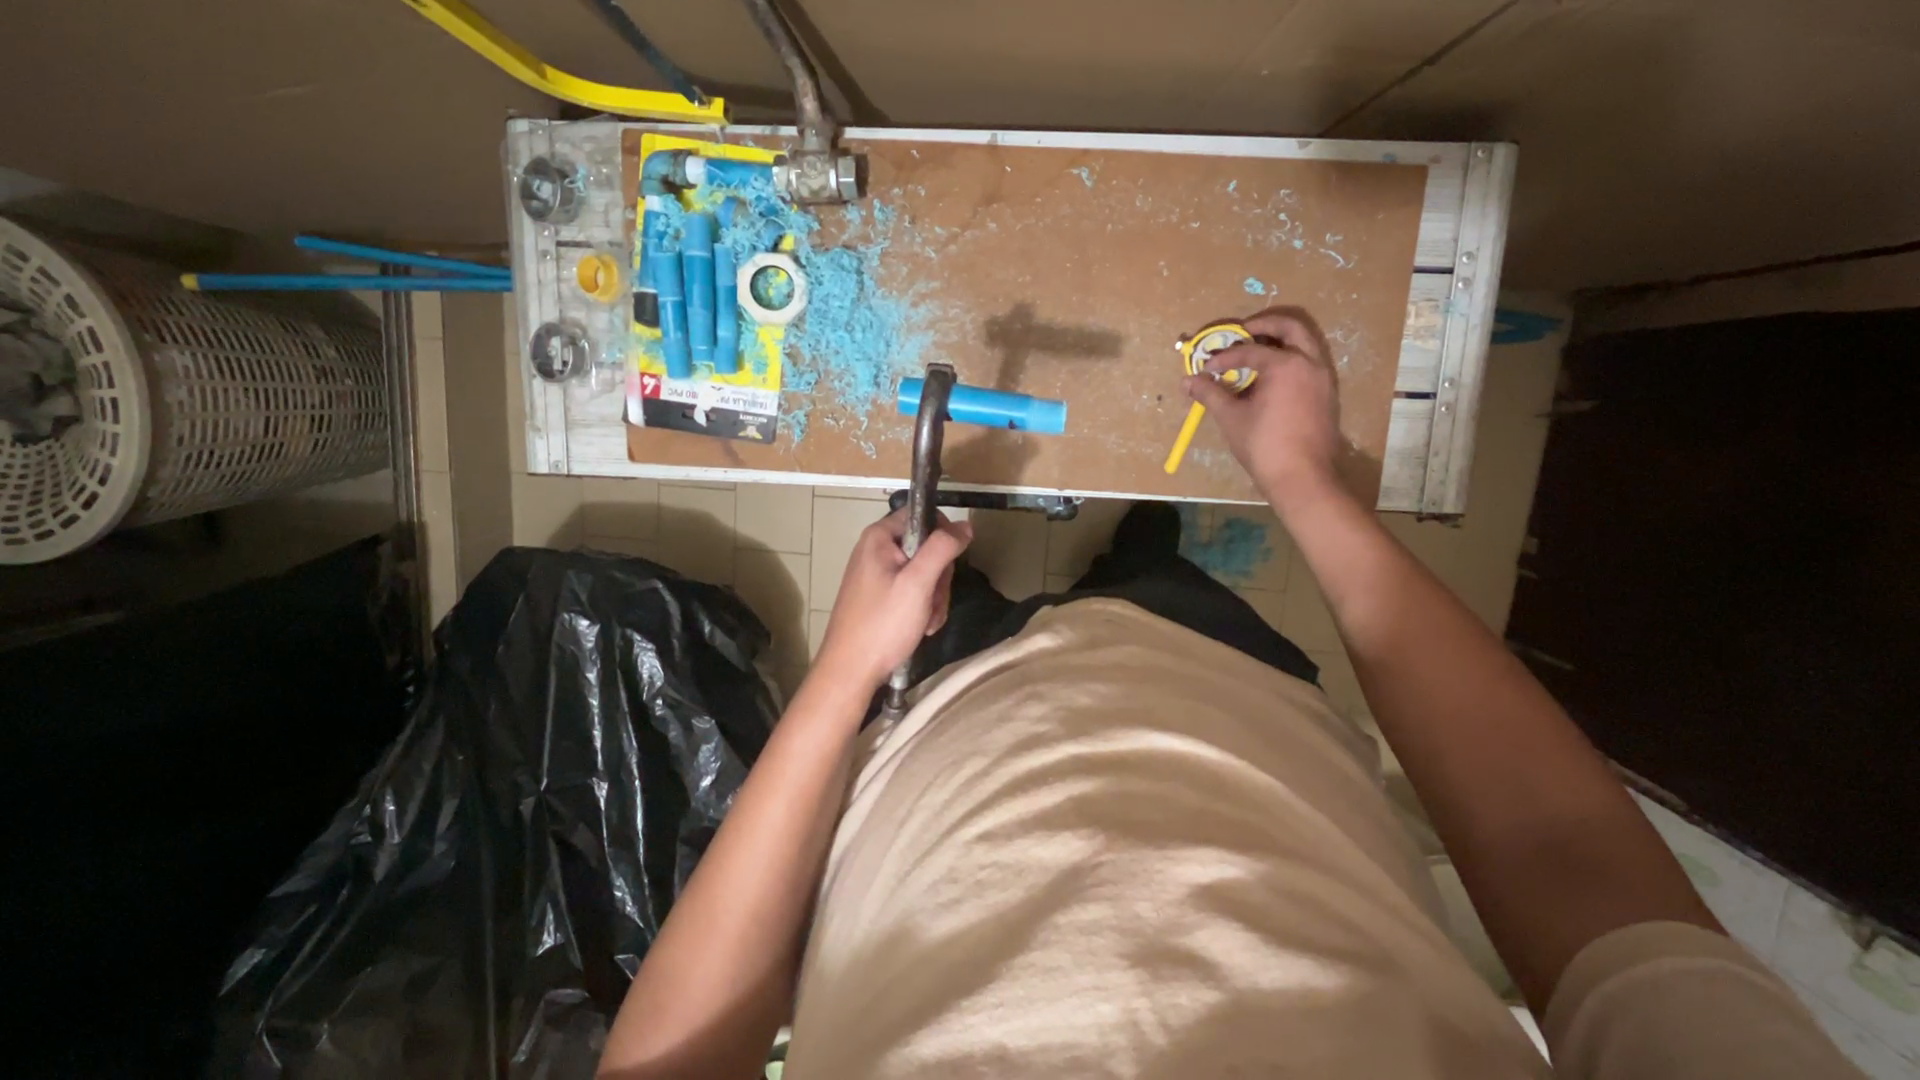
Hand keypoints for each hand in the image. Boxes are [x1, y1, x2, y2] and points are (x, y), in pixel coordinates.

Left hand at [814, 507, 972, 688]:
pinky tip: (920, 627)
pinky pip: (912, 592)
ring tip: (925, 621)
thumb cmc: (883, 624)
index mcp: (879, 538)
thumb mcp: (918, 583)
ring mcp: (877, 575)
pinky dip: (922, 609)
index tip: (949, 562)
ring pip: (924, 573)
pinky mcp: (880, 597)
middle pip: (927, 548)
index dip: (942, 535)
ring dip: (933, 598)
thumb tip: (965, 525)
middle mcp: (876, 550)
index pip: (921, 515)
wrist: (851, 671)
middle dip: (939, 578)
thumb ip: (942, 549)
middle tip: (932, 601)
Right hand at [1185, 306, 1344, 509]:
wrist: (1303, 477)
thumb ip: (1210, 394)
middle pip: (1289, 327)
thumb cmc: (1264, 445)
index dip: (1225, 356)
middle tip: (1242, 331)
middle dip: (1264, 324)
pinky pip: (1309, 363)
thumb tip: (1187, 381)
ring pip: (1304, 344)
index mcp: (1286, 365)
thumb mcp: (1231, 418)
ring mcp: (1323, 378)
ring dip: (1280, 341)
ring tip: (1256, 352)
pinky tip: (1271, 377)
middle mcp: (1309, 363)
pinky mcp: (1327, 394)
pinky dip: (1291, 359)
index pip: (1250, 350)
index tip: (1207, 367)